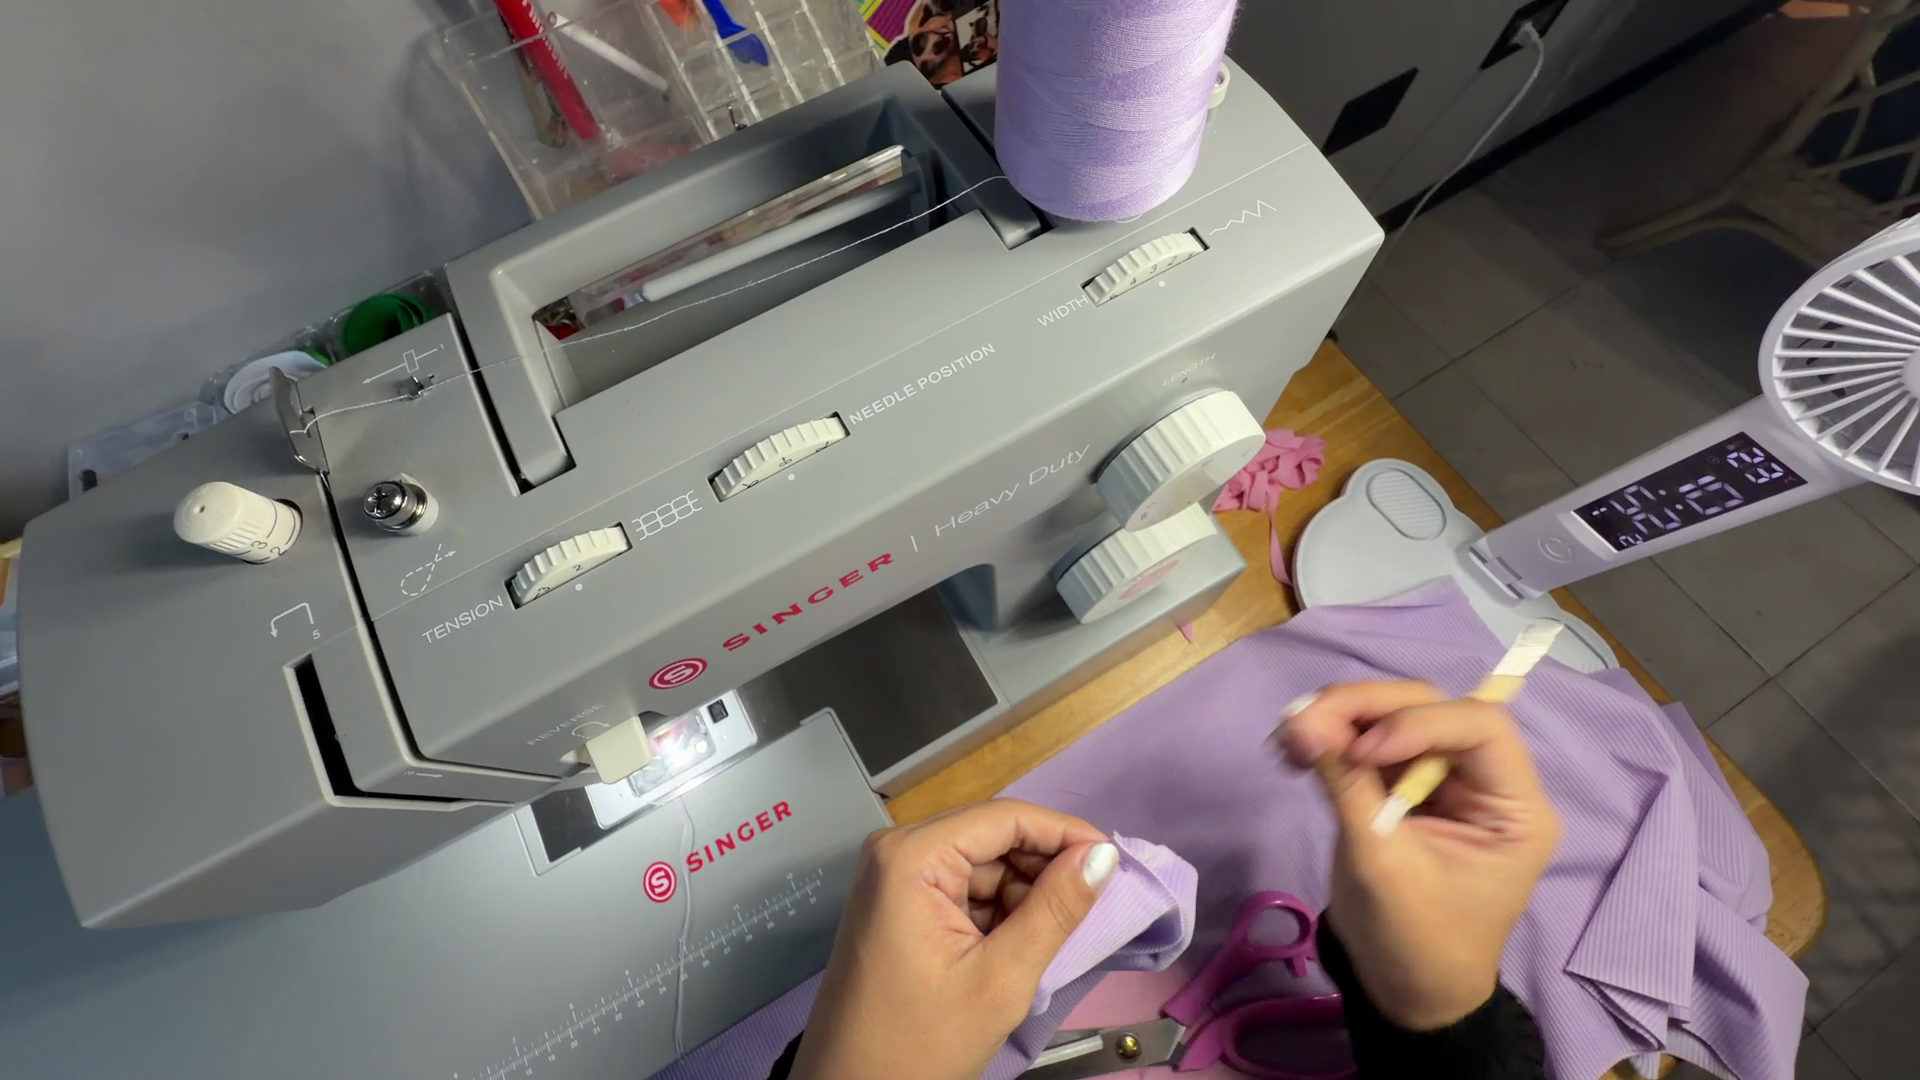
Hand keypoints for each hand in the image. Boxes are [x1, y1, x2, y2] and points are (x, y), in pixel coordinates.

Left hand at [790, 800, 1118, 1079]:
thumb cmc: (919, 1046)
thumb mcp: (1000, 981)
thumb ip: (1055, 910)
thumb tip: (1103, 856)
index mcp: (913, 854)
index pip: (1003, 818)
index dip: (1063, 831)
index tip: (1114, 858)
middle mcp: (899, 846)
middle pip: (991, 836)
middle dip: (1043, 866)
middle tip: (1091, 902)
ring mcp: (896, 871)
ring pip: (982, 861)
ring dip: (1023, 890)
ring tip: (1055, 932)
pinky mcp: (900, 897)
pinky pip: (963, 884)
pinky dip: (998, 907)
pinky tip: (1022, 938)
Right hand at [1278, 681, 1560, 1029]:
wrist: (1400, 985)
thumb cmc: (1414, 938)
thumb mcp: (1381, 862)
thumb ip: (1348, 785)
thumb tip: (1302, 723)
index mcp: (1510, 804)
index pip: (1478, 725)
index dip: (1417, 722)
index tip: (1361, 751)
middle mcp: (1478, 777)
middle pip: (1422, 706)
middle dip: (1358, 708)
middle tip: (1300, 726)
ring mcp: (1433, 774)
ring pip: (1384, 713)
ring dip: (1332, 717)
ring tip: (1287, 741)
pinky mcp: (1395, 780)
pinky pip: (1358, 737)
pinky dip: (1323, 736)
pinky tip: (1291, 752)